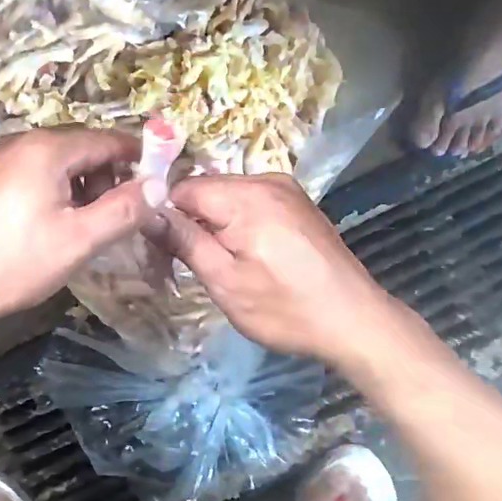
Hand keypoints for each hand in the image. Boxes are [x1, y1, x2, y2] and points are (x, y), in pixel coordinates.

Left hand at [0, 128, 145, 328]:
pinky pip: (37, 177)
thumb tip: (160, 186)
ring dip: (86, 190)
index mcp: (49, 148)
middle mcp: (23, 143)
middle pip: (86, 149)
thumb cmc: (12, 261)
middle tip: (123, 218)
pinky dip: (59, 195)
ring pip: (61, 166)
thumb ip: (124, 210)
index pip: (111, 140)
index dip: (141, 161)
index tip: (161, 190)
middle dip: (112, 178)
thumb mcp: (79, 240)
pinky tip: (54, 229)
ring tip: (90, 229)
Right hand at [149, 174, 413, 367]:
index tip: (159, 247)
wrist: (354, 319)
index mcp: (246, 196)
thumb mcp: (226, 281)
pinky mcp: (300, 204)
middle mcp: (268, 181)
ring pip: (231, 196)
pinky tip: (248, 254)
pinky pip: (255, 202)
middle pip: (208, 188)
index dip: (164, 214)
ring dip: (216, 222)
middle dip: (191, 219)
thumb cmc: (285, 308)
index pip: (183, 188)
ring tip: (219, 262)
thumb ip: (185, 241)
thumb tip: (147, 212)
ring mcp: (288, 190)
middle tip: (186, 261)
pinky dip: (241, 222)